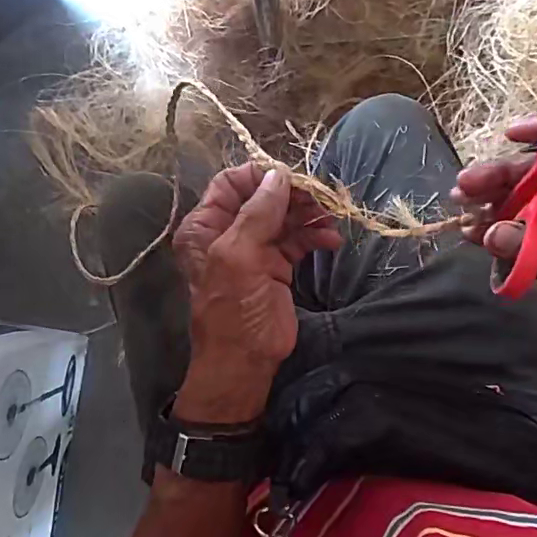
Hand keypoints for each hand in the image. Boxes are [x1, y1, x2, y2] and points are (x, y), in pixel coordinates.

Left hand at [170, 163, 340, 421]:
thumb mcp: (239, 256)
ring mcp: (253, 249)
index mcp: (205, 226)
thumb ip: (257, 214)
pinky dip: (314, 237)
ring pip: (283, 217)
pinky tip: (331, 241)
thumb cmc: (233, 310)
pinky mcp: (276, 266)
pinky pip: (297, 240)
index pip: (231, 183)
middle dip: (293, 195)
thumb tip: (279, 176)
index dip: (260, 176)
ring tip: (330, 222)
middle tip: (321, 200)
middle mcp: (227, 232)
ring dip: (309, 215)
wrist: (245, 361)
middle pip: (263, 197)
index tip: (291, 178)